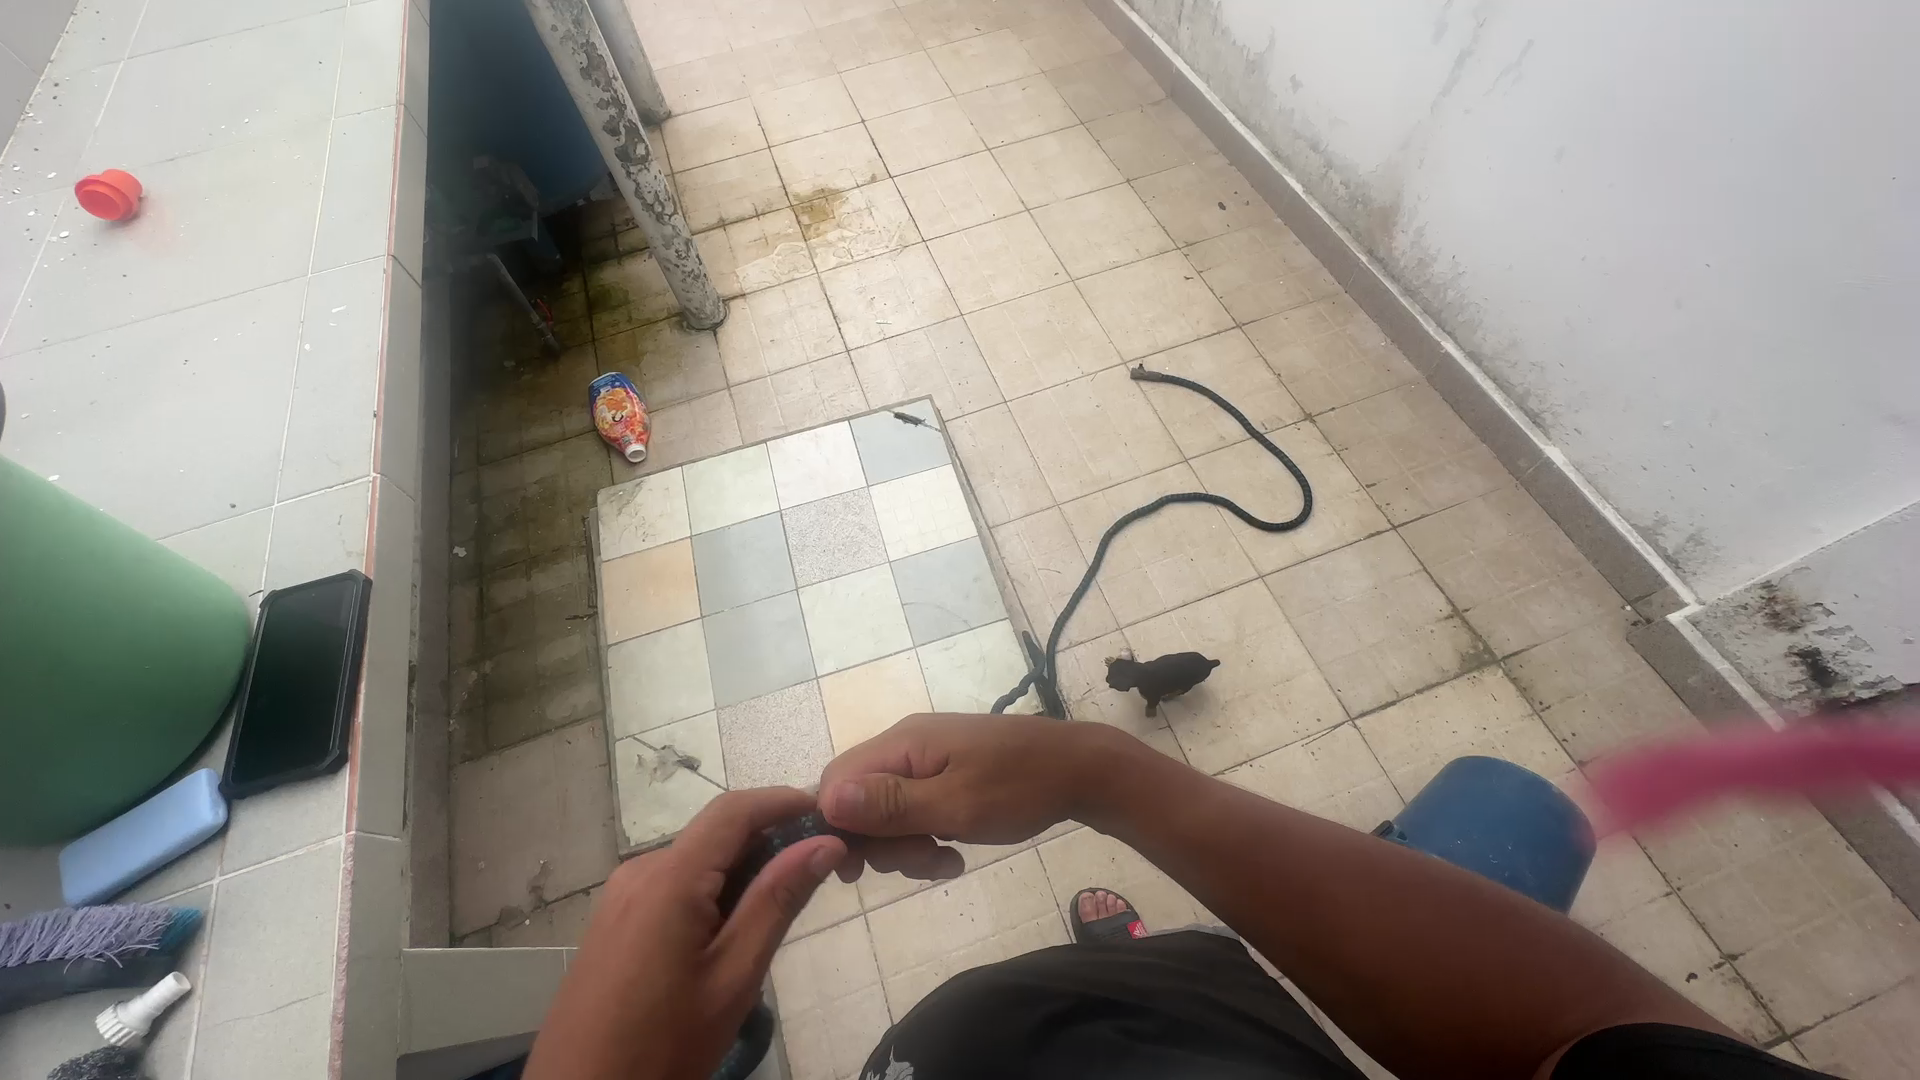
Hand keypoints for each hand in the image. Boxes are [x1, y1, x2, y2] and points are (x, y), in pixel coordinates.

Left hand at [523, 788, 846, 1079]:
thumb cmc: (662, 1045)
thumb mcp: (734, 976)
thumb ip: (778, 900)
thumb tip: (826, 842)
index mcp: (669, 878)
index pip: (734, 810)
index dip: (783, 800)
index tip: (829, 812)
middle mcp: (640, 871)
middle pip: (716, 832)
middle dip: (770, 837)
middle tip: (819, 867)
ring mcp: (621, 895)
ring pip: (698, 858)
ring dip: (743, 866)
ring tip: (783, 901)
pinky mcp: (614, 919)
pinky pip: (674, 882)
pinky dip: (713, 887)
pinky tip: (734, 926)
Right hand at [818, 713, 1129, 879]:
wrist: (1079, 771)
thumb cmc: (1019, 787)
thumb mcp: (955, 804)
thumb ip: (891, 804)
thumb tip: (827, 800)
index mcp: (902, 743)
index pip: (835, 781)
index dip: (837, 826)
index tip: (861, 867)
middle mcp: (906, 745)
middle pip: (859, 799)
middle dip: (881, 842)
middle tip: (923, 862)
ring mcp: (927, 759)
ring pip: (887, 811)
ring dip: (907, 845)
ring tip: (947, 860)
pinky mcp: (946, 772)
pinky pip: (915, 809)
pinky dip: (927, 836)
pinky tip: (955, 853)